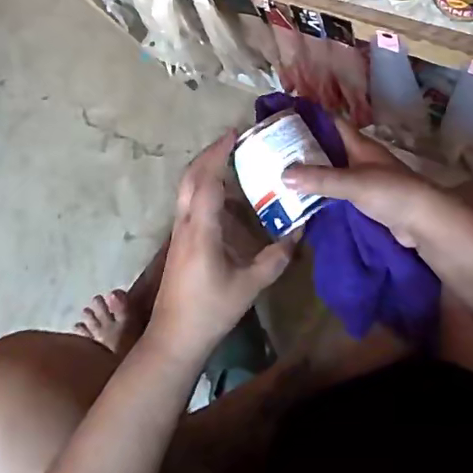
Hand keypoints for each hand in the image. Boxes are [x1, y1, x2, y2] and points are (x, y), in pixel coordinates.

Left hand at [146, 130, 294, 359]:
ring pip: (186, 188)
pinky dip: (203, 186)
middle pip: (190, 177)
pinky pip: (189, 201)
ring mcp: (178, 232)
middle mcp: (185, 224)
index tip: (235, 135)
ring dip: (204, 168)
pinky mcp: (179, 241)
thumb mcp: (250, 285)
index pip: (206, 180)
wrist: (174, 338)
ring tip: (230, 159)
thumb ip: (275, 258)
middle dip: (209, 154)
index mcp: (201, 229)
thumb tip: (298, 233)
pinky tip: (223, 194)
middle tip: (233, 140)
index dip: (219, 154)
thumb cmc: (211, 310)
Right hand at [281, 123, 445, 247]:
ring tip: (283, 172)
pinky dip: (322, 191)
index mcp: (360, 145)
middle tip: (275, 148)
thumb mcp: (352, 183)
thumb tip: (284, 175)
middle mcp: (361, 157)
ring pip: (333, 169)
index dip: (311, 116)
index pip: (332, 122)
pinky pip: (338, 190)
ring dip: (313, 171)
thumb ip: (320, 179)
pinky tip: (305, 197)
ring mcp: (365, 178)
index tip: (285, 115)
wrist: (424, 223)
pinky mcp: (367, 200)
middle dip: (305, 146)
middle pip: (329, 146)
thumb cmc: (391, 192)